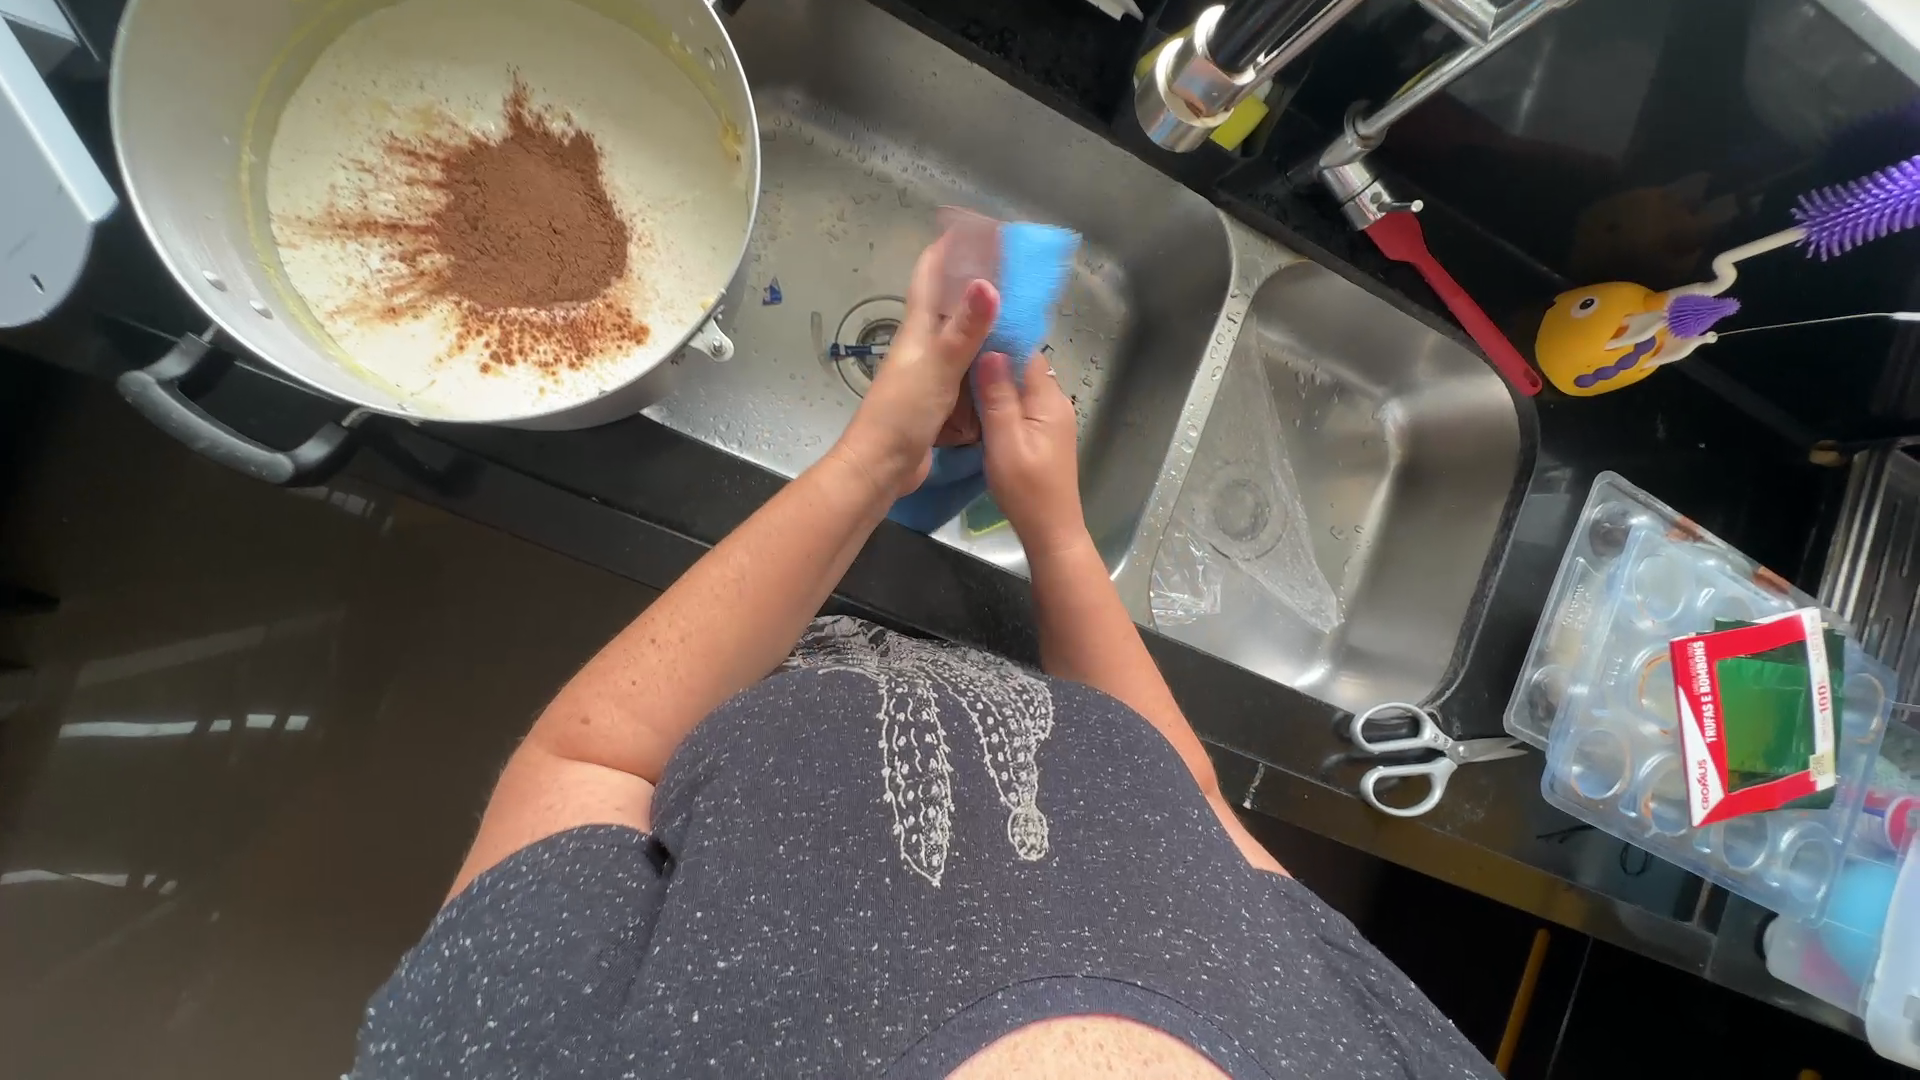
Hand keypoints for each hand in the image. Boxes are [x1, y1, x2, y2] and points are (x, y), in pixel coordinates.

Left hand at [831, 236, 998, 497]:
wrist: (881, 467)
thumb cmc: (902, 414)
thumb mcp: (938, 367)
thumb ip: (964, 329)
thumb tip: (988, 282)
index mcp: (919, 329)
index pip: (931, 274)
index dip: (950, 248)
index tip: (978, 228)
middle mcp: (925, 346)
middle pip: (953, 305)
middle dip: (980, 286)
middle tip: (1018, 274)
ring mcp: (932, 374)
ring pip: (963, 342)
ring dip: (988, 328)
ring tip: (1024, 316)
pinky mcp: (940, 401)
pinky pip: (968, 374)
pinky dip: (987, 366)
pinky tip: (1008, 365)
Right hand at [976, 351, 1086, 557]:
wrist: (1049, 530)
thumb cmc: (1026, 489)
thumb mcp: (1005, 441)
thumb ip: (998, 397)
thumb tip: (989, 350)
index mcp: (1049, 399)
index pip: (1024, 352)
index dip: (997, 339)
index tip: (965, 332)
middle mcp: (1055, 402)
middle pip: (1023, 367)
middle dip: (993, 357)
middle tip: (956, 353)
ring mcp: (1051, 419)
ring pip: (1021, 386)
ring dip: (995, 380)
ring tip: (961, 373)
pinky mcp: (1044, 434)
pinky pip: (1022, 404)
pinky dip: (1002, 399)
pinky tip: (979, 403)